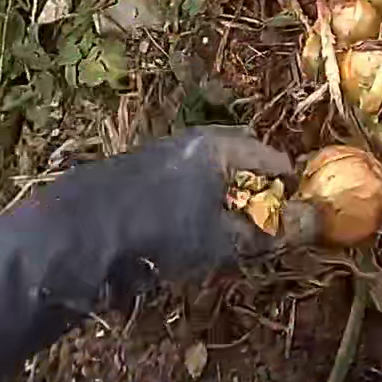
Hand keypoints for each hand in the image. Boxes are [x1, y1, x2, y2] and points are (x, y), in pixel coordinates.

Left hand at [0, 126, 293, 381]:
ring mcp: (160, 156)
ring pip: (209, 173)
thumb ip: (267, 231)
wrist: (70, 237)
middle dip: (256, 188)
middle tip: (266, 217)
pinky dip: (197, 203)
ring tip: (230, 227)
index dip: (287, 182)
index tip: (297, 204)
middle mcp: (191, 143)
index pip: (268, 157)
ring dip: (225, 197)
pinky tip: (189, 230)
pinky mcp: (135, 175)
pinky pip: (182, 184)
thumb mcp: (220, 238)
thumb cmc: (157, 232)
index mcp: (217, 147)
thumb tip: (311, 225)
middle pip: (239, 160)